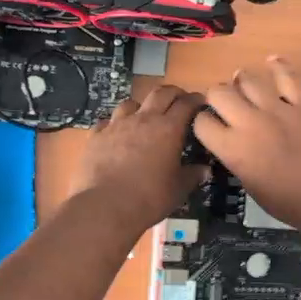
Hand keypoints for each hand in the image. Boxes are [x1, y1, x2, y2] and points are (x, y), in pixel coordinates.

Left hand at [68, 84, 208, 230]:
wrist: (105, 206)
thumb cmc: (149, 197)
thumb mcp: (178, 189)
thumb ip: (192, 175)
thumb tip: (205, 170)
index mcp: (168, 129)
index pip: (186, 103)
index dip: (195, 100)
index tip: (201, 102)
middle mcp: (143, 119)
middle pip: (160, 93)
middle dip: (173, 93)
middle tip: (179, 100)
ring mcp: (117, 125)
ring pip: (131, 103)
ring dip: (141, 107)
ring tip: (144, 117)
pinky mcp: (96, 136)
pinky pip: (106, 122)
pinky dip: (114, 125)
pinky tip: (115, 135)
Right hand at [194, 56, 300, 231]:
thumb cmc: (290, 203)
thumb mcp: (251, 185)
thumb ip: (237, 158)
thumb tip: (233, 141)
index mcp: (233, 149)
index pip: (202, 122)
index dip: (203, 122)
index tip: (211, 125)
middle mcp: (249, 123)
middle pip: (218, 92)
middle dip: (217, 97)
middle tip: (226, 105)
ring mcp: (278, 109)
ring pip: (248, 79)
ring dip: (242, 81)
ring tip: (244, 84)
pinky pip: (287, 75)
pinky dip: (278, 66)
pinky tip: (272, 62)